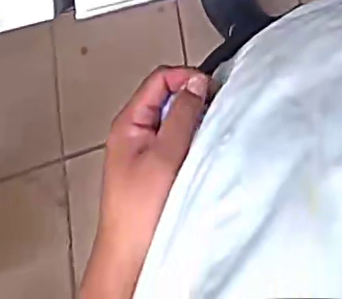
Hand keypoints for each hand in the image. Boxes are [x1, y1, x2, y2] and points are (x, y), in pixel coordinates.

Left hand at [79, 66, 211, 298]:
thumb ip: (181, 116)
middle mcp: (136, 134)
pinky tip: (202, 157)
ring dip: (194, 125)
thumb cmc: (136, 215)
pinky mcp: (158, 173)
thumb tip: (195, 84)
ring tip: (207, 137)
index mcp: (129, 122)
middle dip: (193, 102)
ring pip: (176, 123)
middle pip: (169, 99)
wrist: (130, 262)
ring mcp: (147, 153)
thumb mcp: (163, 155)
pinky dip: (193, 145)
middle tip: (212, 113)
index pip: (159, 79)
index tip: (209, 88)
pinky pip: (179, 145)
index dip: (185, 78)